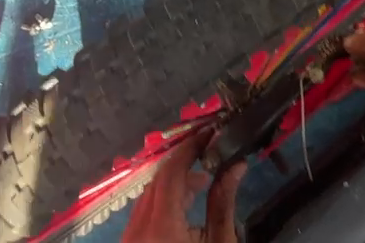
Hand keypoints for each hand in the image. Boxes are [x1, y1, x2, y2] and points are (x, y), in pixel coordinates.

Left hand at [121, 139, 246, 242]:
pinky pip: (141, 214)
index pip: (172, 171)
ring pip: (147, 195)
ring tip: (202, 183)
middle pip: (157, 180)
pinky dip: (161, 203)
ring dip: (173, 183)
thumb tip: (236, 164)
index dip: (191, 146)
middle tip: (211, 152)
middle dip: (184, 162)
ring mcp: (128, 240)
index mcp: (161, 226)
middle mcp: (137, 228)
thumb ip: (223, 203)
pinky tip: (182, 209)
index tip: (211, 131)